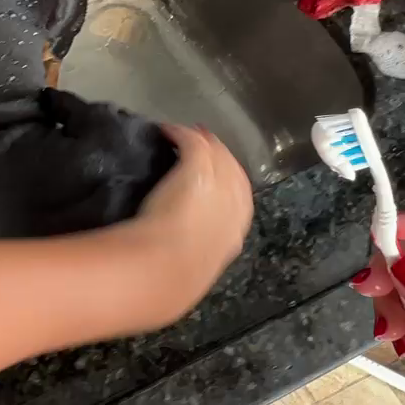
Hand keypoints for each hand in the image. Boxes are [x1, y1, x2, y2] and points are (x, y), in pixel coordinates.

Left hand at [110, 123, 253, 329]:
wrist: (168, 265)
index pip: (238, 198)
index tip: (212, 175)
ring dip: (202, 144)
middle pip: (233, 170)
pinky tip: (166, 129)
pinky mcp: (198, 166)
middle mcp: (236, 203)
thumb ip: (195, 256)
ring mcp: (219, 182)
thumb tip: (183, 261)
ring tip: (186, 135)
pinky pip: (193, 141)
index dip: (226, 182)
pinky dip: (179, 133)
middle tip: (201, 146)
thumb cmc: (175, 275)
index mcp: (236, 231)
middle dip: (219, 157)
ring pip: (217, 154)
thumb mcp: (195, 268)